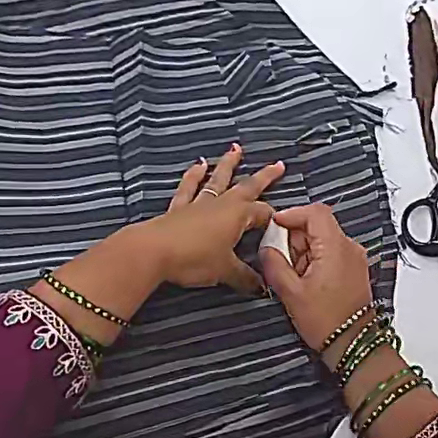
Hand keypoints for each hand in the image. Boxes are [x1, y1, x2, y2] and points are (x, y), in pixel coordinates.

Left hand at [136, 145, 283, 293]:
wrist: (153, 252)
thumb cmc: (194, 258)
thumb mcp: (225, 271)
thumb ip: (245, 277)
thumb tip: (261, 287)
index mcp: (238, 215)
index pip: (263, 213)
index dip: (275, 219)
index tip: (284, 226)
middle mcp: (221, 204)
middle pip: (247, 186)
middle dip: (265, 177)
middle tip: (279, 164)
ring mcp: (199, 204)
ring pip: (218, 180)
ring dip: (228, 165)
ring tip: (236, 149)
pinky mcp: (179, 208)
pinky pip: (189, 188)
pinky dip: (194, 176)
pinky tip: (198, 165)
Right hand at [258, 202, 373, 353]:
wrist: (352, 344)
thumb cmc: (326, 322)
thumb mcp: (291, 292)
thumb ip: (274, 264)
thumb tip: (266, 249)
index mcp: (336, 247)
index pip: (315, 212)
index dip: (291, 215)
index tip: (275, 226)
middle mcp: (350, 248)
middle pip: (318, 225)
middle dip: (295, 239)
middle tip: (282, 261)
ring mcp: (354, 258)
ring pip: (323, 239)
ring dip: (304, 252)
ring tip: (296, 278)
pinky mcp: (354, 270)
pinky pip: (331, 253)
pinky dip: (315, 260)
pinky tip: (307, 282)